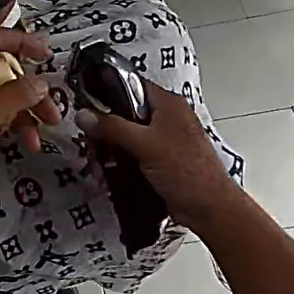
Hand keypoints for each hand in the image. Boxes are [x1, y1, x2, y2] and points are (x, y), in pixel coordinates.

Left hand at [0, 29, 62, 212]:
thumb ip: (16, 94)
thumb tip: (41, 82)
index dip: (23, 41)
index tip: (48, 56)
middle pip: (6, 71)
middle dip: (33, 88)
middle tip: (54, 108)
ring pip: (5, 97)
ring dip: (28, 110)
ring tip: (48, 128)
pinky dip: (15, 126)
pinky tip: (29, 144)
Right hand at [75, 80, 245, 228]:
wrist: (208, 209)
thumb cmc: (189, 172)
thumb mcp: (145, 145)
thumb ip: (113, 127)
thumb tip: (85, 115)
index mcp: (168, 104)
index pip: (132, 84)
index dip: (108, 88)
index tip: (86, 99)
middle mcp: (166, 119)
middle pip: (126, 112)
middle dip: (105, 128)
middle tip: (89, 140)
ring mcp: (163, 141)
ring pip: (127, 136)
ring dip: (109, 148)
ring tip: (96, 162)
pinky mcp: (160, 162)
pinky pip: (132, 155)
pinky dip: (119, 162)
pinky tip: (107, 173)